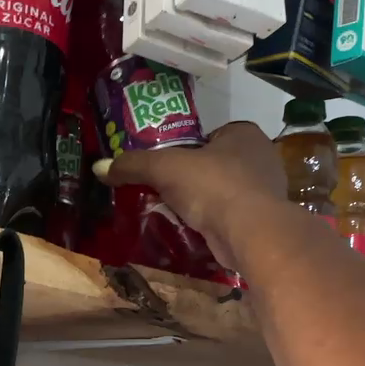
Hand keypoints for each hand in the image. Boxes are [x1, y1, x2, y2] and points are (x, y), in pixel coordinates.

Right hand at [92, 121, 291, 265]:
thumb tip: (99, 167)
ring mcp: (265, 190)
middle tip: (164, 190)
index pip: (209, 135)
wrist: (251, 232)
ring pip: (223, 191)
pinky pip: (230, 216)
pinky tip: (194, 230)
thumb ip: (132, 165)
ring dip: (202, 202)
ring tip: (175, 212)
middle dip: (191, 178)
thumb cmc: (212, 186)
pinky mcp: (263, 220)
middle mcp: (260, 156)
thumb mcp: (164, 168)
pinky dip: (213, 222)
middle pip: (215, 164)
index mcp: (244, 133)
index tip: (166, 166)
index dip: (186, 149)